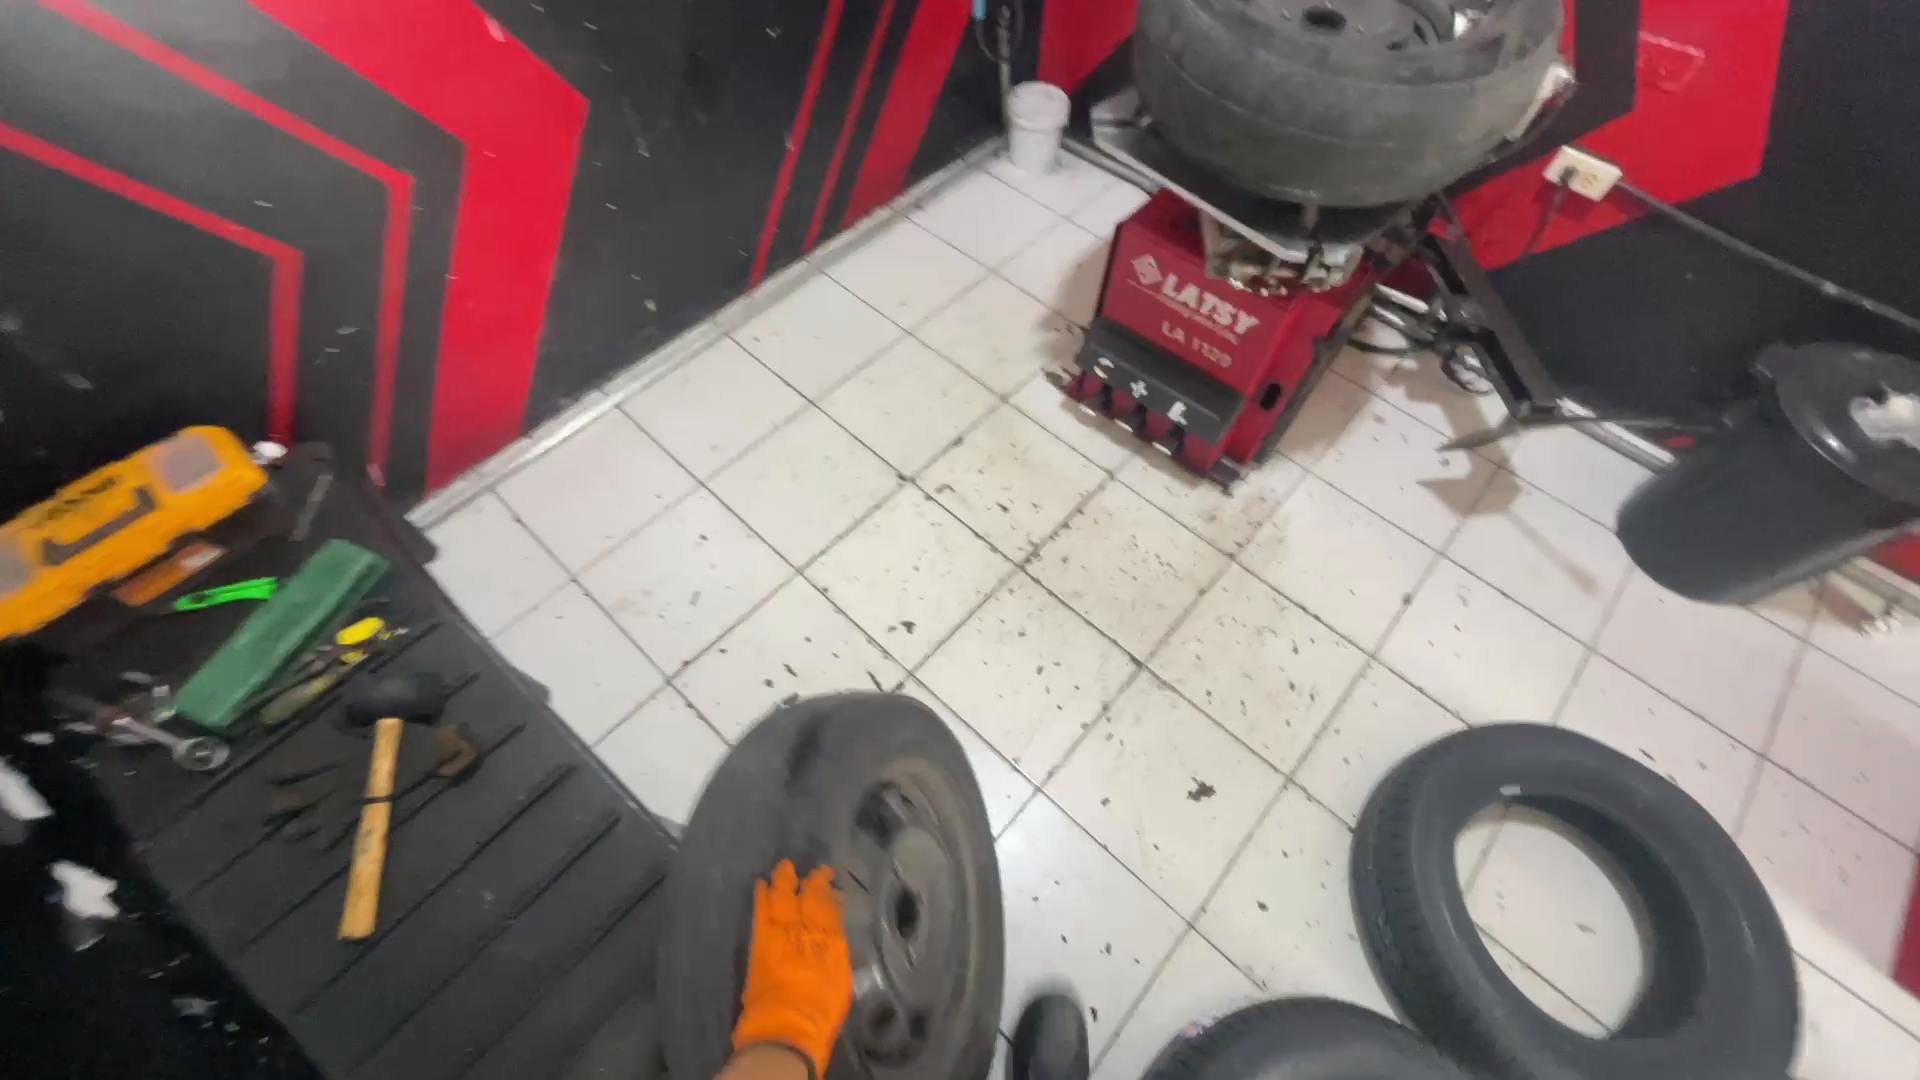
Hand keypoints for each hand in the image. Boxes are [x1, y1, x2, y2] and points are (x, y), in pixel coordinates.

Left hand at [731, 860, 853, 1078]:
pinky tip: (760, 884)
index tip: (831, 882)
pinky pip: (760, 911)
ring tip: (784, 867)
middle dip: (811, 880)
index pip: (831, 906)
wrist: (787, 1028)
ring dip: (783, 880)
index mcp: (831, 938)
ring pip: (783, 896)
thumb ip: (836, 949)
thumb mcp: (840, 978)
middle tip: (812, 869)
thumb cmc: (820, 1011)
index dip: (830, 892)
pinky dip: (760, 896)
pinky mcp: (760, 941)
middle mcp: (808, 928)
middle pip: (809, 895)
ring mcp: (782, 932)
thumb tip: (834, 933)